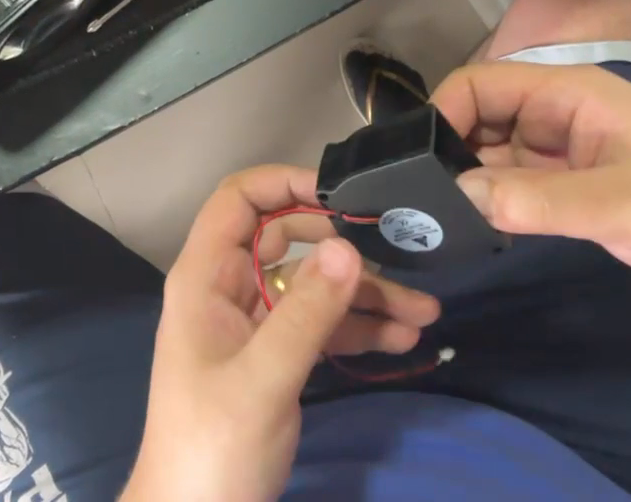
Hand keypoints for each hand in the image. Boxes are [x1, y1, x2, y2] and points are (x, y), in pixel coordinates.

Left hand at [122, 165, 440, 501]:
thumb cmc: (213, 446)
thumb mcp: (264, 378)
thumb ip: (307, 312)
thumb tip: (349, 247)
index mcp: (205, 276)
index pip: (239, 200)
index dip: (285, 183)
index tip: (341, 193)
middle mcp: (227, 288)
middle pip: (287, 239)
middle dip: (342, 246)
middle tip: (397, 253)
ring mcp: (251, 323)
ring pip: (310, 285)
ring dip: (363, 295)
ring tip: (424, 311)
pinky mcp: (272, 356)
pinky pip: (316, 324)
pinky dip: (355, 328)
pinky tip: (402, 338)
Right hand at [431, 62, 630, 302]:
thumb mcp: (623, 205)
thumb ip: (535, 200)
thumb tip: (454, 197)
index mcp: (571, 93)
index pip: (482, 83)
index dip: (443, 112)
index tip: (415, 162)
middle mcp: (559, 115)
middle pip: (481, 117)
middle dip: (447, 150)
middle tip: (416, 199)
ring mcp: (565, 152)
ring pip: (493, 154)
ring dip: (466, 179)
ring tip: (432, 217)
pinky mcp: (572, 187)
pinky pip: (515, 184)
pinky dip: (491, 201)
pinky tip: (471, 226)